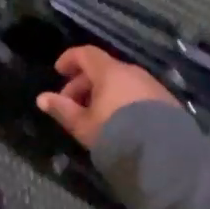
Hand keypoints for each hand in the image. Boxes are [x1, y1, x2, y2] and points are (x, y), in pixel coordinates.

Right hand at [36, 46, 175, 148]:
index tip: (58, 71)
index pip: (86, 54)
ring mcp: (153, 86)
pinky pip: (138, 93)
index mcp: (110, 72)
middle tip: (72, 103)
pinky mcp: (167, 102)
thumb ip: (62, 109)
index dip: (69, 59)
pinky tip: (120, 121)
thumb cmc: (116, 133)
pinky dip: (124, 100)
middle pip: (103, 68)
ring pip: (122, 81)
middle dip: (84, 82)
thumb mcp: (83, 125)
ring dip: (104, 92)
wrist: (165, 154)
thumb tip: (42, 98)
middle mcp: (133, 73)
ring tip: (96, 115)